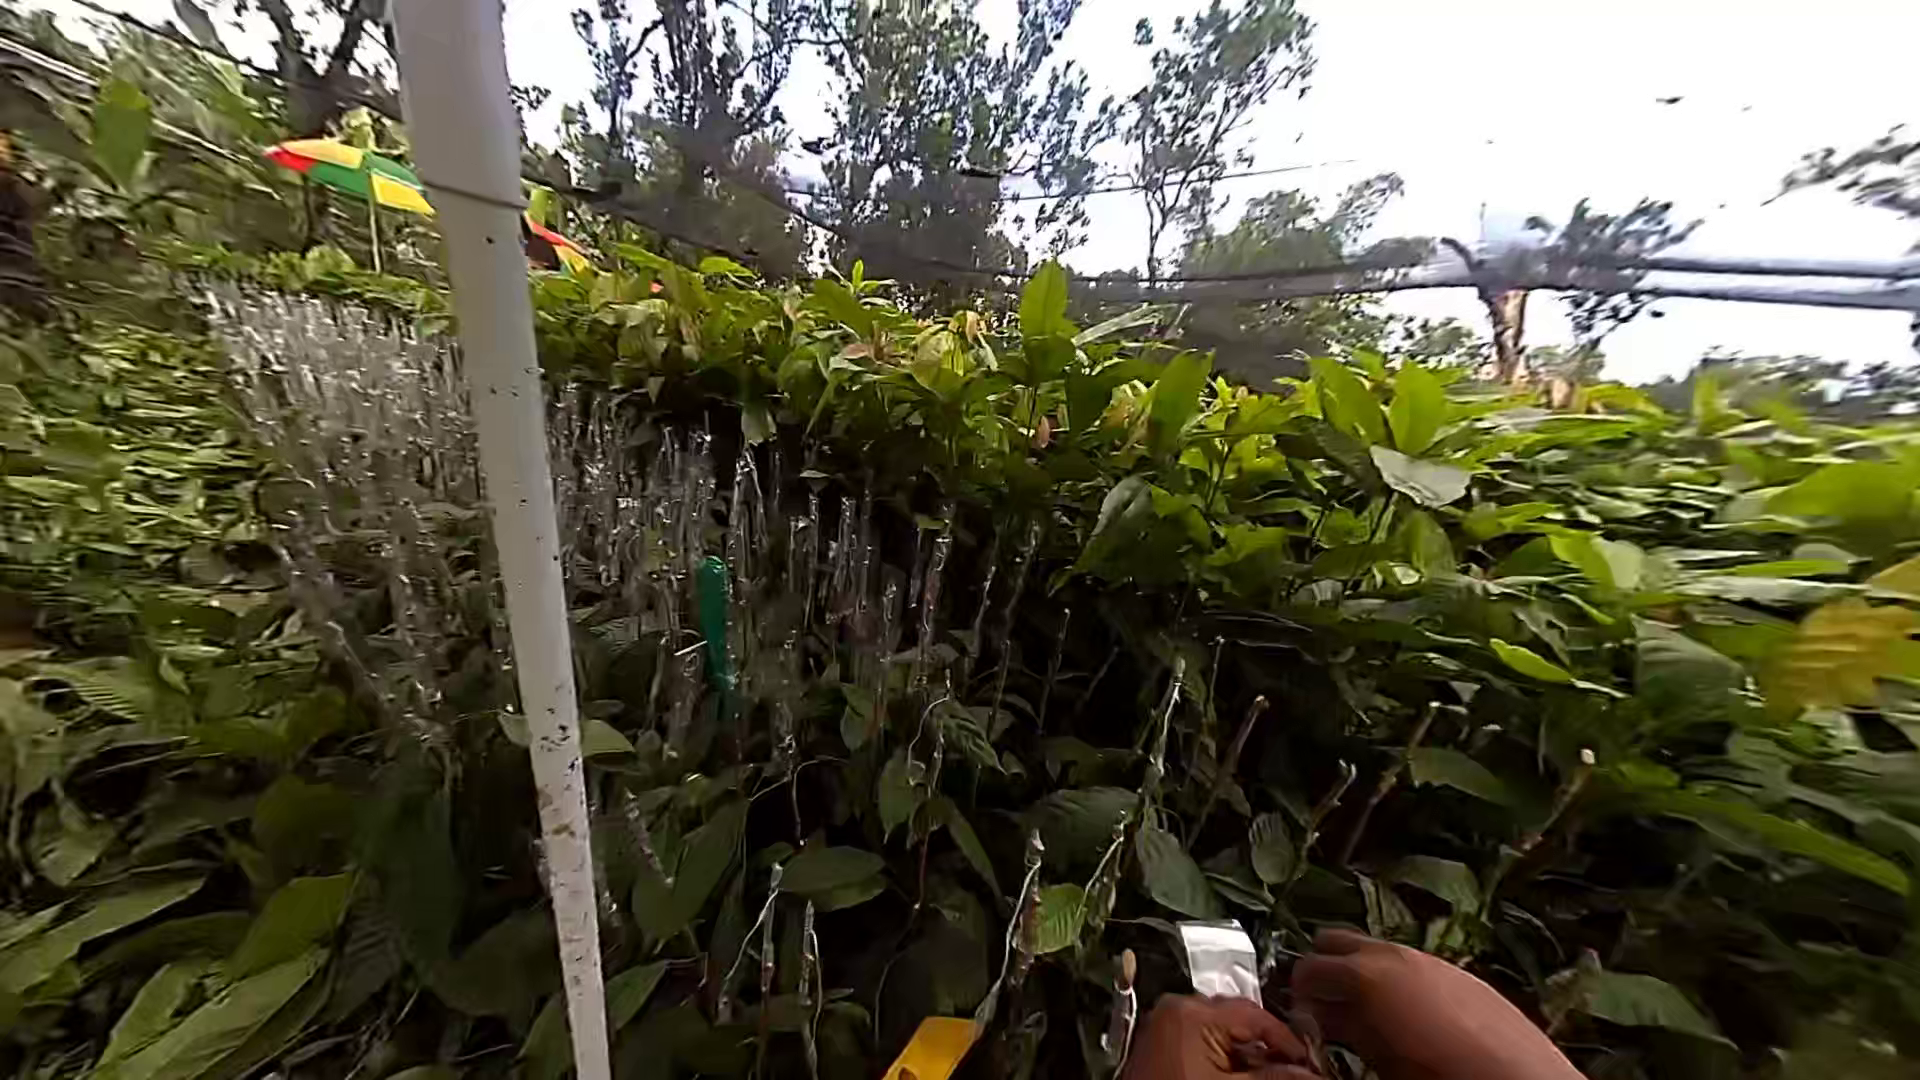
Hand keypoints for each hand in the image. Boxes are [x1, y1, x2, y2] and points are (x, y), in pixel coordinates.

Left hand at [1123, 994, 1317, 1079]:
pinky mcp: (1161, 1038)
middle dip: (1267, 1047)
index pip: (1252, 1013)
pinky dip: (1223, 1054)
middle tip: (1293, 1073)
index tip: (1310, 1065)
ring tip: (1268, 1076)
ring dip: (1247, 1052)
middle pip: (1236, 1017)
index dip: (1285, 1039)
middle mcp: (1178, 1007)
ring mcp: (1167, 1021)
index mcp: (1194, 1014)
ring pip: (1220, 1028)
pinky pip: (1200, 1036)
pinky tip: (1238, 1075)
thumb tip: (1311, 1075)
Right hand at [1290, 929, 1582, 1079]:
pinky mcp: (1459, 972)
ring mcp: (1425, 958)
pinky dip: (1396, 981)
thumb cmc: (1444, 1078)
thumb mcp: (1382, 1063)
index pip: (1307, 968)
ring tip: (1371, 1016)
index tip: (1306, 1020)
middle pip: (1331, 940)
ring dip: (1359, 972)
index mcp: (1362, 973)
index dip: (1299, 993)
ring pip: (1371, 948)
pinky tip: (1413, 1020)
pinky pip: (1409, 964)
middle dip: (1324, 969)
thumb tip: (1318, 1019)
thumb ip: (1345, 1032)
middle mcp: (1387, 952)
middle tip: (1329, 1009)